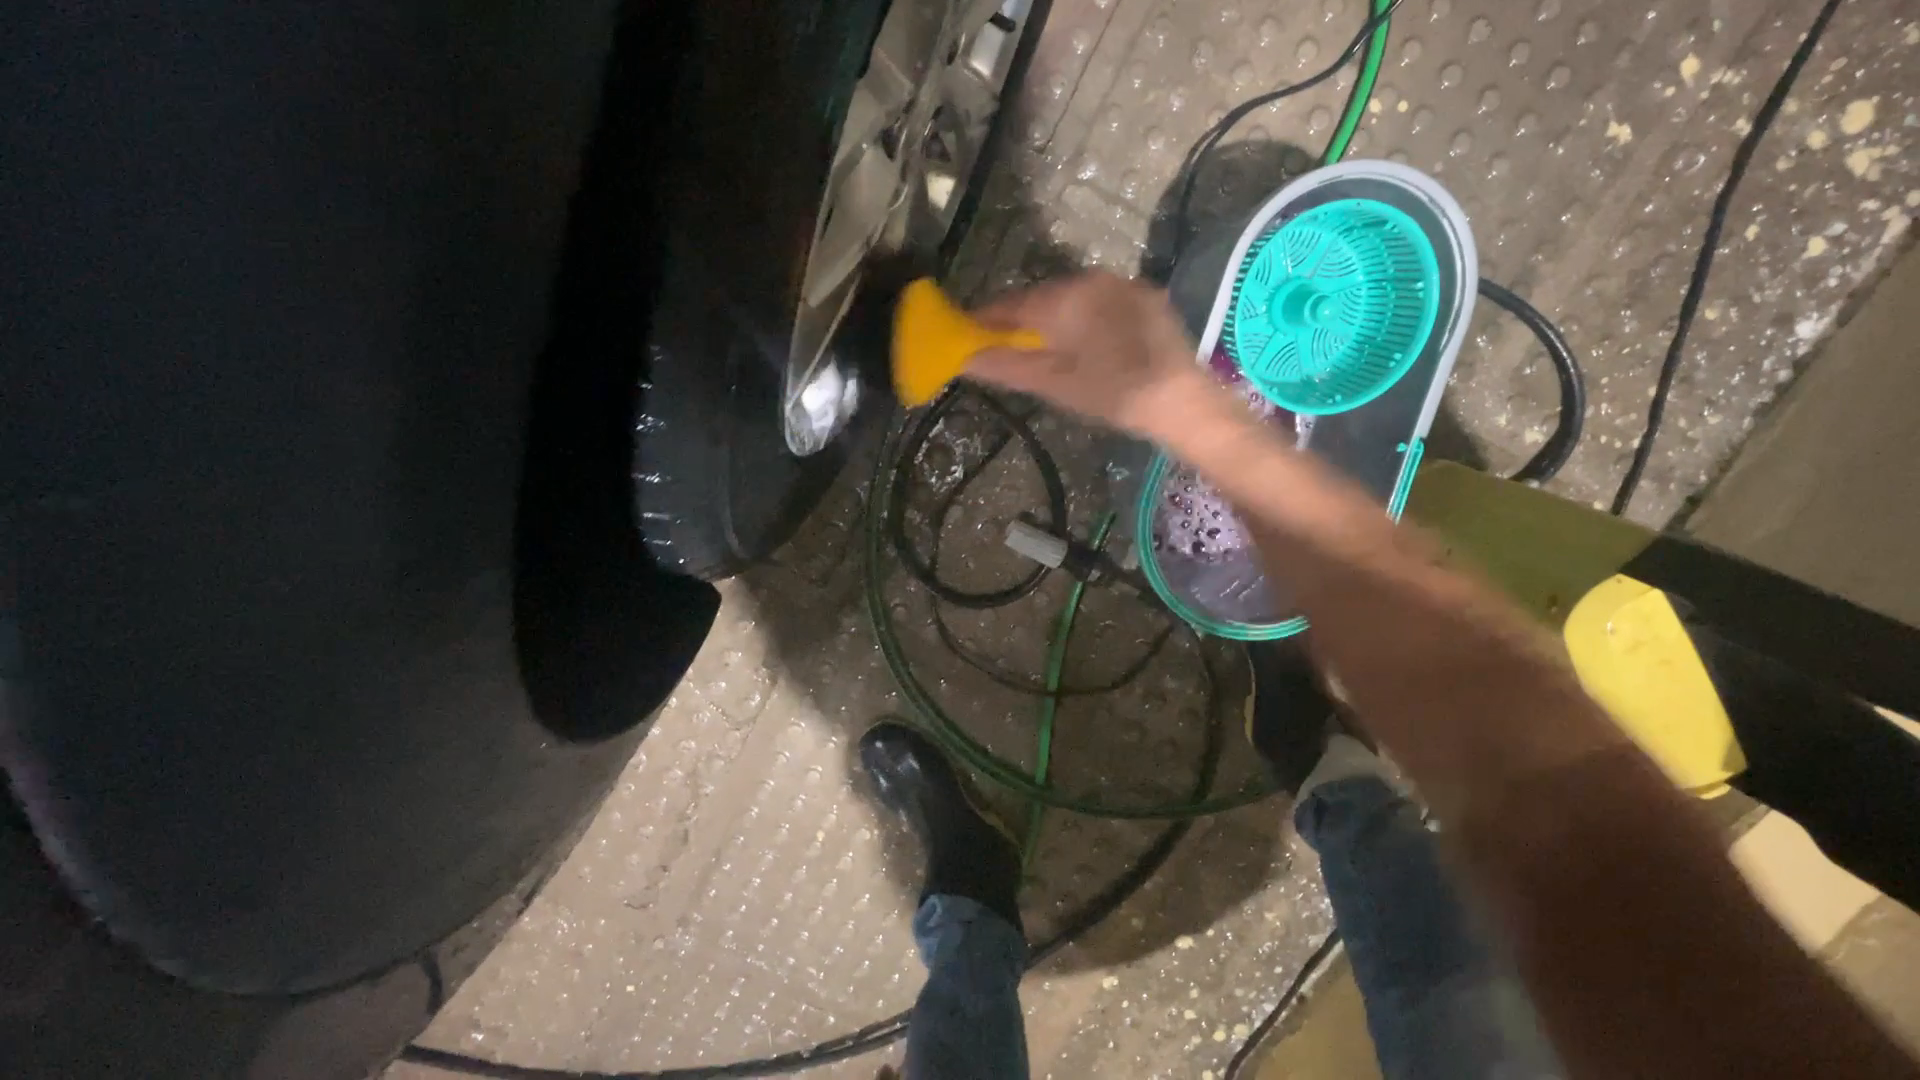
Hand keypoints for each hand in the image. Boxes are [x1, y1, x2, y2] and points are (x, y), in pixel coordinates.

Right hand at [965, 271, 1216, 437]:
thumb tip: (963, 359)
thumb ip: (1004, 366)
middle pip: (1041, 297)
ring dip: (1056, 317)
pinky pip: (1102, 300)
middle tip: (1009, 348)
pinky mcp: (1145, 295)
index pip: (1009, 304)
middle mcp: (1090, 279)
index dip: (985, 320)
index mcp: (1062, 299)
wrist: (1181, 399)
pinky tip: (1091, 344)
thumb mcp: (1052, 384)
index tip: (968, 336)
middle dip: (1022, 320)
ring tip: (1051, 348)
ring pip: (1073, 296)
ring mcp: (1121, 284)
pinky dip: (1088, 316)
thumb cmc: (1110, 393)